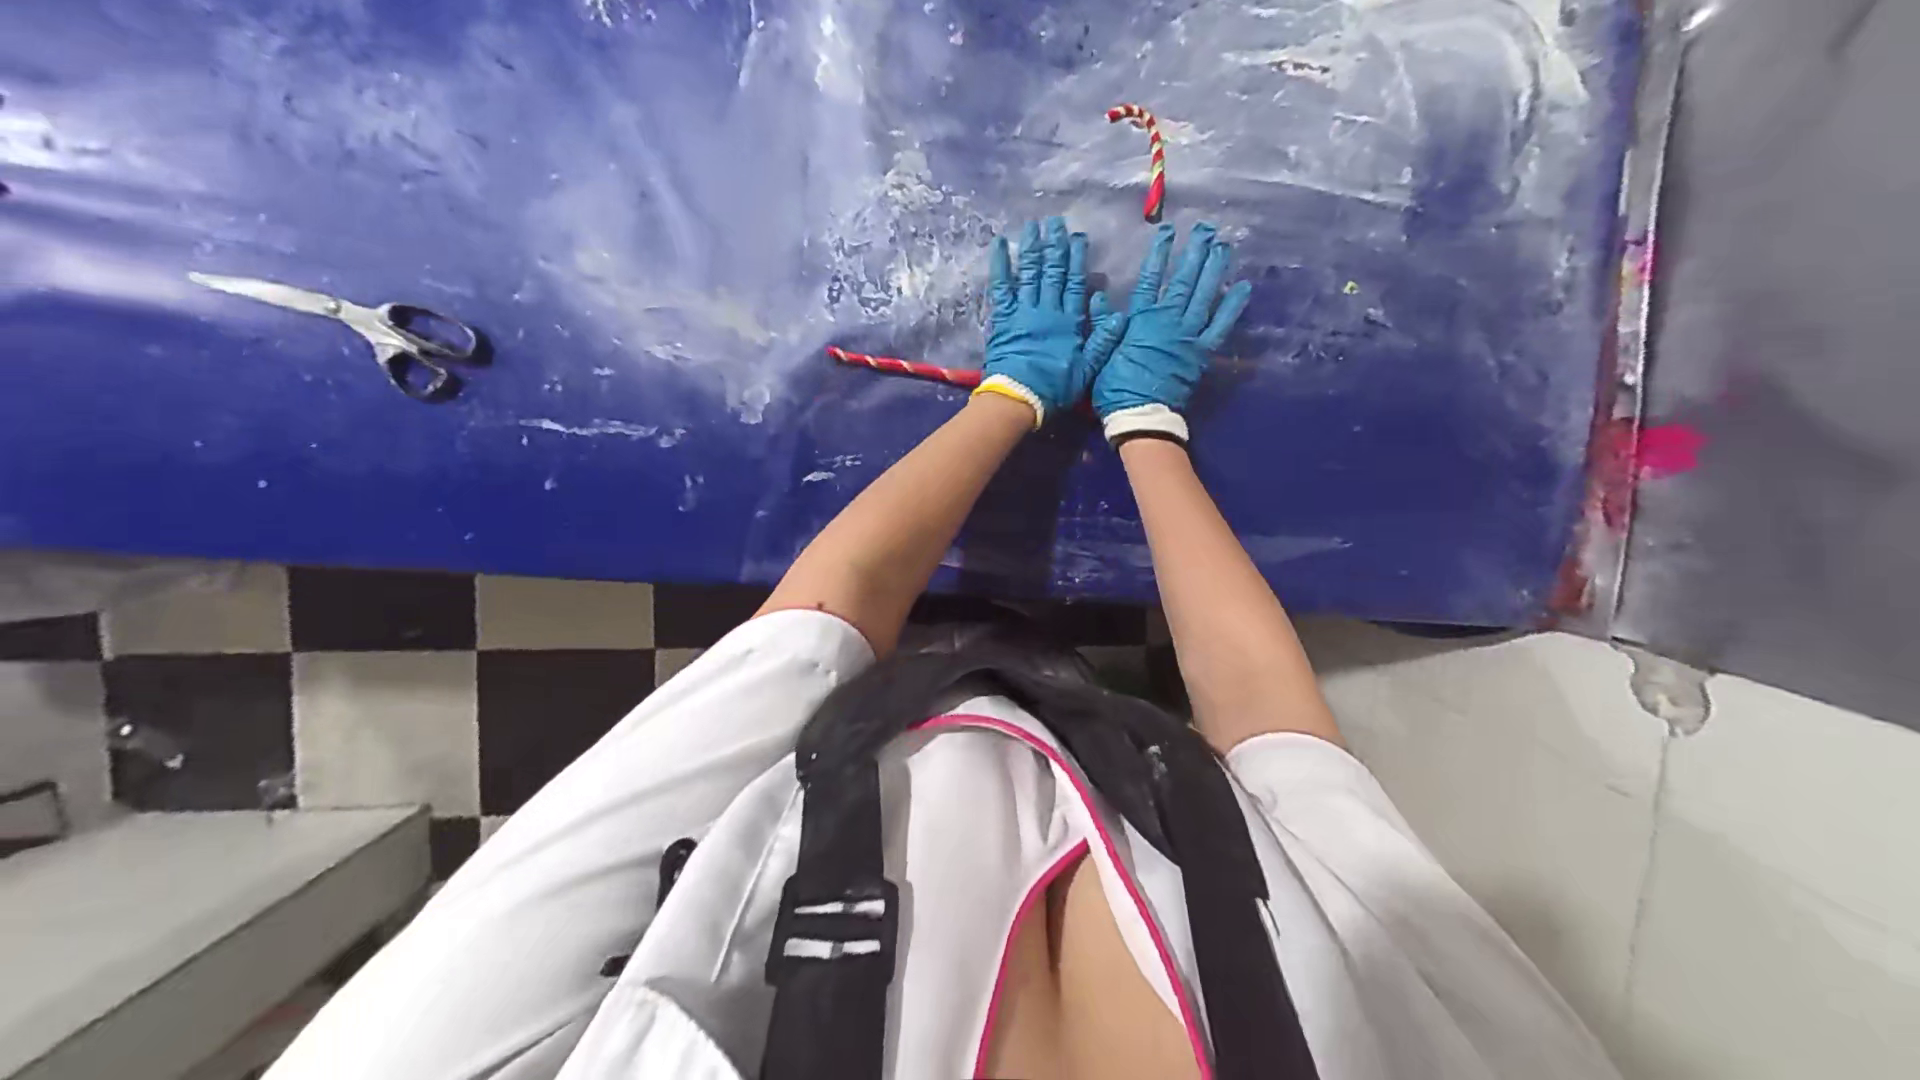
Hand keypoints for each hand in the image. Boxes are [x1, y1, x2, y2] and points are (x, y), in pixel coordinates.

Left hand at [978, 216, 1127, 426]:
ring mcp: (1024, 311)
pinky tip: (1001, 244)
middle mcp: (1048, 310)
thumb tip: (1121, 315)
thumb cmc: (1055, 387)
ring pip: (1030, 272)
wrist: (1020, 397)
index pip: (1075, 283)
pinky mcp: (1004, 318)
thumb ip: (1104, 342)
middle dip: (1055, 246)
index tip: (1079, 238)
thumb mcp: (1088, 369)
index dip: (1077, 259)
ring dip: (1033, 248)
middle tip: (1055, 222)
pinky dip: (1001, 264)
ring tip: (1034, 226)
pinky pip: (1002, 286)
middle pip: (1053, 271)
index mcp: (1070, 321)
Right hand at [1092, 221, 1252, 444]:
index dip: (1159, 255)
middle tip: (1206, 229)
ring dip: (1214, 269)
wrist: (1140, 415)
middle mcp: (1167, 321)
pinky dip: (1232, 306)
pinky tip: (1241, 286)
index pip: (1150, 280)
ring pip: (1204, 295)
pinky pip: (1221, 325)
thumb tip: (1098, 297)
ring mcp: (1188, 336)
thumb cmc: (1115, 387)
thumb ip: (1103, 325)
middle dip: (1195, 253)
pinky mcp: (1202, 352)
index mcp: (1140, 321)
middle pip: (1183, 281)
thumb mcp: (1101, 355)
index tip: (1168, 232)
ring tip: (1224, 246)